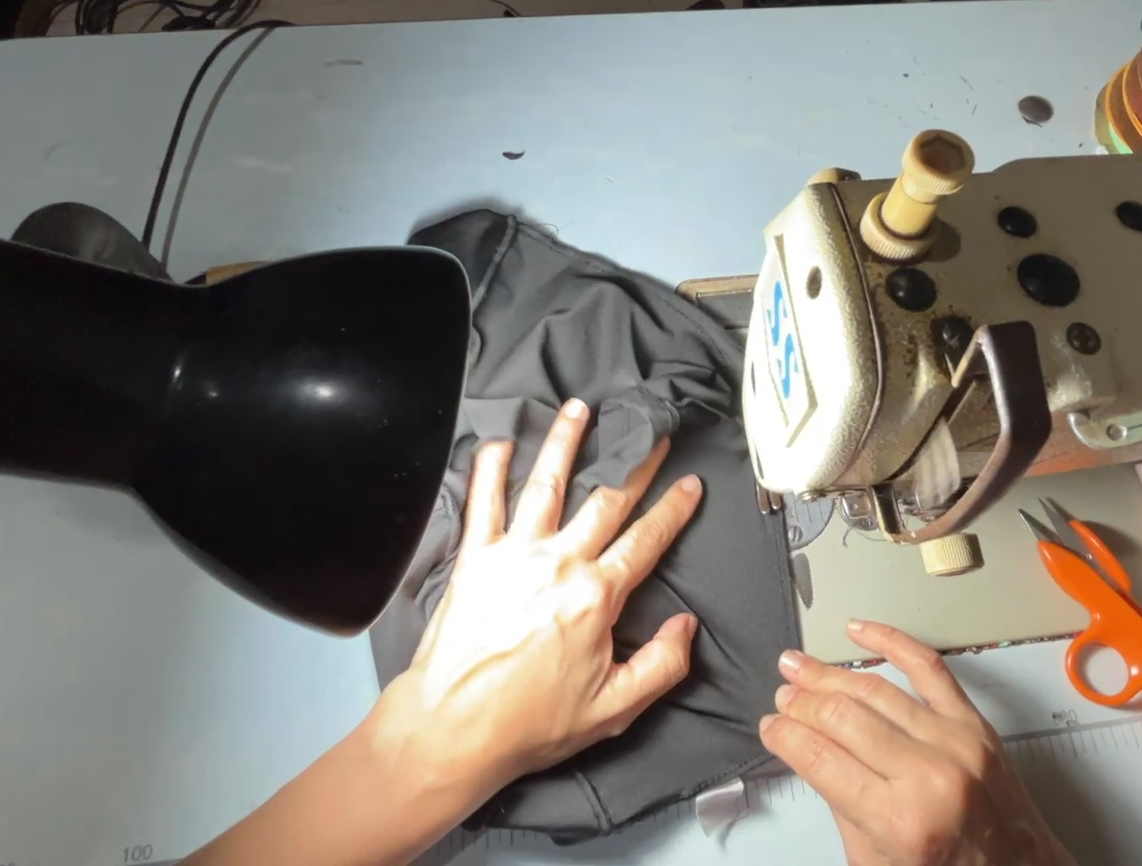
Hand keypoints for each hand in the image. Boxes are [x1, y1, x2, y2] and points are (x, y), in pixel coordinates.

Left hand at [183, 400, 701, 865]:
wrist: (452, 730)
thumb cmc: (532, 722)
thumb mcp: (614, 709)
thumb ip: (662, 666)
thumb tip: (687, 625)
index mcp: (596, 596)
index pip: (646, 540)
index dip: (672, 509)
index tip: (689, 484)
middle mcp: (559, 563)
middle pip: (606, 500)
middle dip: (634, 463)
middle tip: (650, 433)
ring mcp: (515, 554)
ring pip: (547, 485)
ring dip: (565, 443)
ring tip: (579, 409)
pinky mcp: (477, 557)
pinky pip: (484, 503)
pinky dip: (490, 470)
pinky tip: (498, 443)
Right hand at [760, 620, 1072, 865]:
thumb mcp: (877, 863)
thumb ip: (841, 802)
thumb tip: (805, 745)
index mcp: (902, 823)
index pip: (819, 758)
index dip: (785, 736)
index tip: (770, 727)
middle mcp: (930, 776)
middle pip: (842, 716)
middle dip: (801, 703)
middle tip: (781, 695)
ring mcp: (956, 742)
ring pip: (874, 688)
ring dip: (828, 673)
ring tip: (799, 665)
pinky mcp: (974, 723)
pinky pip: (928, 667)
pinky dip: (890, 640)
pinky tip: (858, 630)